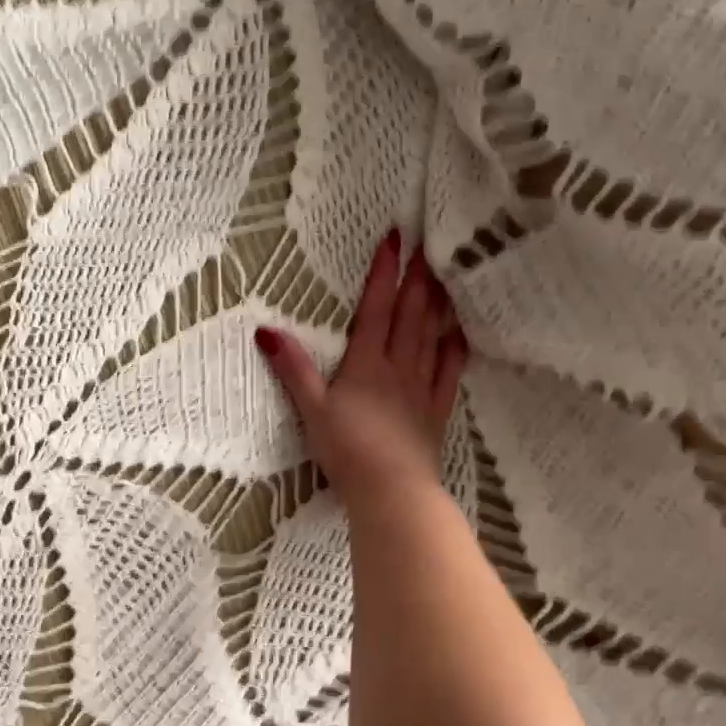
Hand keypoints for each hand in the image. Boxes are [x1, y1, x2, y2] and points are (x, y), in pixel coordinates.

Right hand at [258, 230, 467, 509]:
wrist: (391, 488)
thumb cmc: (346, 450)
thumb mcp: (311, 409)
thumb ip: (293, 368)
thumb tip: (265, 331)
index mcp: (367, 364)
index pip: (375, 308)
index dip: (383, 272)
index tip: (395, 237)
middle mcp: (399, 366)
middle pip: (411, 313)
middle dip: (418, 276)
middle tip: (428, 243)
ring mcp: (422, 386)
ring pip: (434, 333)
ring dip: (439, 302)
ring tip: (445, 274)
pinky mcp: (436, 408)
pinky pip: (450, 368)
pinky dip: (455, 345)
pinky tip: (459, 332)